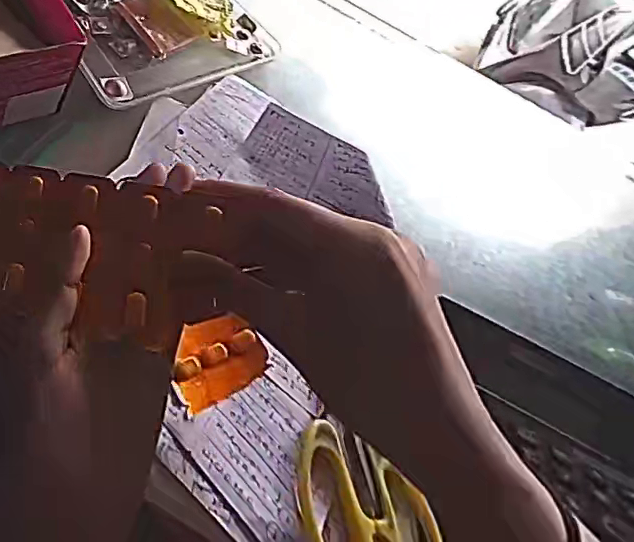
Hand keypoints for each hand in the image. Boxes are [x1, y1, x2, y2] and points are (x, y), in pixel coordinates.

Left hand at [0, 165, 185, 541]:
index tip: (128, 175)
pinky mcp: (159, 344)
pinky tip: (213, 251)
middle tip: (173, 176)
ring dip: (176, 233)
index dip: (110, 201)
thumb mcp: (35, 343)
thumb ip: (55, 286)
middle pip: (129, 240)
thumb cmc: (39, 411)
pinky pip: (178, 305)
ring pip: (157, 264)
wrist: (72, 480)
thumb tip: (79, 231)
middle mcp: (99, 295)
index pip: (89, 233)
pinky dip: (196, 278)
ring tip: (197, 200)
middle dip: (150, 207)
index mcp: (64, 289)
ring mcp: (132, 317)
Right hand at [172, 180, 565, 541]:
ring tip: (210, 253)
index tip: (188, 193)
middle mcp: (373, 236)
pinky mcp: (383, 272)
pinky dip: (286, 266)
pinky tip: (249, 271)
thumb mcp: (296, 335)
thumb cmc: (374, 393)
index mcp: (356, 244)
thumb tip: (188, 264)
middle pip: (289, 221)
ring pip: (304, 241)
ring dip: (257, 248)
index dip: (225, 198)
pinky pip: (324, 259)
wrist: (445, 439)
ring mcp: (382, 253)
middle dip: (236, 227)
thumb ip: (240, 290)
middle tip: (190, 229)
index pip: (276, 206)